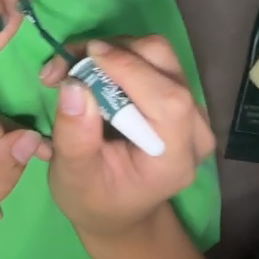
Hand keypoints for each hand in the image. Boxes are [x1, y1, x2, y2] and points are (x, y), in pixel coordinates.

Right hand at [42, 36, 215, 241]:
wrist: (116, 208)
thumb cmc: (95, 198)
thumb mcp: (74, 177)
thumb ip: (75, 137)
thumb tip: (74, 86)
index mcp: (174, 158)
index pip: (169, 100)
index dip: (130, 69)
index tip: (86, 55)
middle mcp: (193, 129)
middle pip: (163, 64)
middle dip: (112, 53)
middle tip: (64, 65)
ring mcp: (189, 109)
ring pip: (156, 52)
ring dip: (110, 50)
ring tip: (70, 68)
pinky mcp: (176, 94)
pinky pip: (149, 58)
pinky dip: (115, 55)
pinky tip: (87, 70)